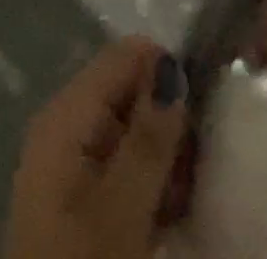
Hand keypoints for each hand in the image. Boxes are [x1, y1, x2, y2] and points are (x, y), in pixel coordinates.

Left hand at [4, 36, 187, 258]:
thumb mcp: (121, 207)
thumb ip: (149, 137)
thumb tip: (173, 67)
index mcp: (67, 113)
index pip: (128, 55)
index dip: (170, 77)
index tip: (199, 120)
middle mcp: (68, 121)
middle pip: (135, 89)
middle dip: (172, 122)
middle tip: (188, 172)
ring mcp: (75, 154)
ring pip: (139, 128)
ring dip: (167, 157)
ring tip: (177, 197)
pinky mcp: (84, 187)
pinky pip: (130, 160)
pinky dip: (153, 179)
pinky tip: (164, 212)